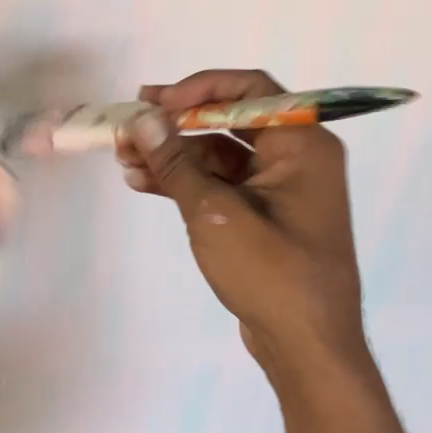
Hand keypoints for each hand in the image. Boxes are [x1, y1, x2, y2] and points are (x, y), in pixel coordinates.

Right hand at [115, 69, 368, 383]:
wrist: (307, 344)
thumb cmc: (271, 273)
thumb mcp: (216, 213)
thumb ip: (177, 162)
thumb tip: (143, 120)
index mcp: (302, 145)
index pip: (250, 89)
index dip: (198, 88)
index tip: (153, 102)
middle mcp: (296, 157)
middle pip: (230, 119)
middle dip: (176, 123)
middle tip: (129, 124)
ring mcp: (280, 188)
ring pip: (219, 154)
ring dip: (173, 155)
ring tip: (124, 159)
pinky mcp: (263, 216)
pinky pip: (221, 184)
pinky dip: (185, 181)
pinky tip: (145, 183)